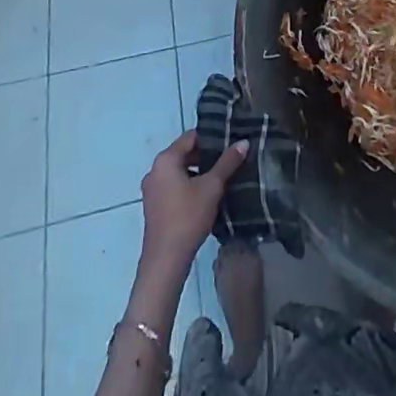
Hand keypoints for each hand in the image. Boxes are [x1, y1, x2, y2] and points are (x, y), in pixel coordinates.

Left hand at [139, 131, 249, 269]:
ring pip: (179, 171)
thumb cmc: (188, 216)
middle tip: (230, 161)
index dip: (211, 138)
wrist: (166, 258)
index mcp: (165, 160)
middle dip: (206, 157)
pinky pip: (174, 186)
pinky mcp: (154, 206)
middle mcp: (154, 170)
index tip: (230, 143)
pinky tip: (207, 197)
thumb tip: (243, 142)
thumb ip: (227, 162)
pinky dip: (189, 186)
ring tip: (222, 179)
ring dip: (199, 173)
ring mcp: (152, 189)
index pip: (190, 137)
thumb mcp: (212, 187)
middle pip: (184, 153)